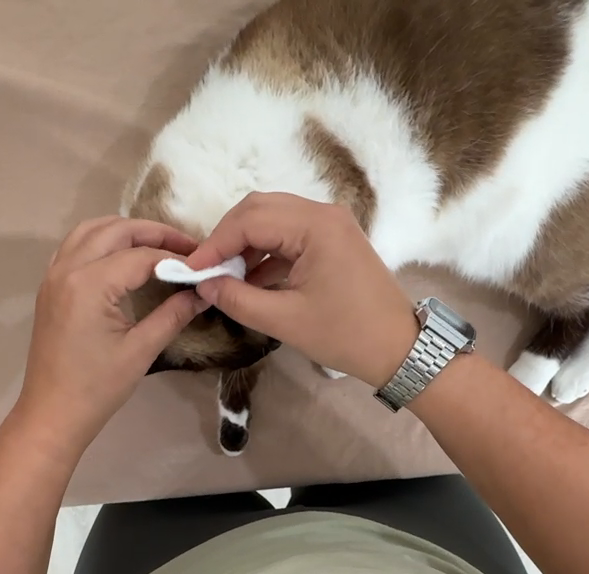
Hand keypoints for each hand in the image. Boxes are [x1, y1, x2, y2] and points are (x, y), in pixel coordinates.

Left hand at [16, 216, 204, 452]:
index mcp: (90, 284)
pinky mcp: (50, 287)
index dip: (174, 257)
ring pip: (91, 230)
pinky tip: (121, 257)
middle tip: (186, 247)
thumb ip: (173, 315)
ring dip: (124, 231)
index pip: (141, 256)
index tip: (201, 264)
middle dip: (152, 234)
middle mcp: (68, 269)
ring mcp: (54, 276)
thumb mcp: (141, 351)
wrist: (53, 413)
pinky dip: (100, 241)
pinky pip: (75, 246)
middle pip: (115, 230)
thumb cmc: (97, 388)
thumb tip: (201, 293)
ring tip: (156, 246)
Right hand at [181, 193, 420, 385]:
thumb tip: (203, 284)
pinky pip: (290, 235)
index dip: (215, 243)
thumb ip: (238, 299)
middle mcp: (324, 213)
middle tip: (205, 270)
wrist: (398, 348)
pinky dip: (265, 253)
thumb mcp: (285, 321)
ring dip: (245, 244)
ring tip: (224, 277)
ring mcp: (331, 224)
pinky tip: (249, 279)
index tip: (191, 270)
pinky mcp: (334, 240)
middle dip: (227, 238)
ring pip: (273, 219)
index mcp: (315, 226)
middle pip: (259, 209)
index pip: (249, 219)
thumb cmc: (345, 335)